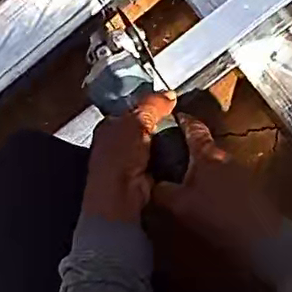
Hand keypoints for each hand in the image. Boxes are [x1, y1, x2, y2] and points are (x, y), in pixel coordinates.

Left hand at [82, 92, 174, 223]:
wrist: (122, 196)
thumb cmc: (117, 158)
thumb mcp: (137, 121)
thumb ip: (152, 105)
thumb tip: (169, 95)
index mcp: (109, 127)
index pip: (130, 110)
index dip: (148, 105)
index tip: (167, 102)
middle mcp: (117, 146)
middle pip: (144, 130)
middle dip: (160, 127)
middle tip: (179, 122)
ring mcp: (131, 164)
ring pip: (154, 148)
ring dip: (167, 145)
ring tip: (183, 139)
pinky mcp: (144, 179)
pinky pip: (162, 164)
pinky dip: (170, 162)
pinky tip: (179, 158)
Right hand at [151, 116, 281, 254]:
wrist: (260, 240)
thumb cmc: (217, 216)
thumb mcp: (178, 204)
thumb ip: (162, 191)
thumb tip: (152, 185)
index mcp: (208, 155)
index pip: (194, 129)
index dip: (182, 120)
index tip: (174, 115)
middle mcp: (226, 159)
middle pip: (204, 150)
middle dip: (188, 153)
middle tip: (169, 160)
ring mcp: (241, 176)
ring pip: (214, 168)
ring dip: (201, 173)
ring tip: (184, 186)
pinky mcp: (250, 194)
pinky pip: (224, 184)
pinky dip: (213, 188)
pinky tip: (205, 203)